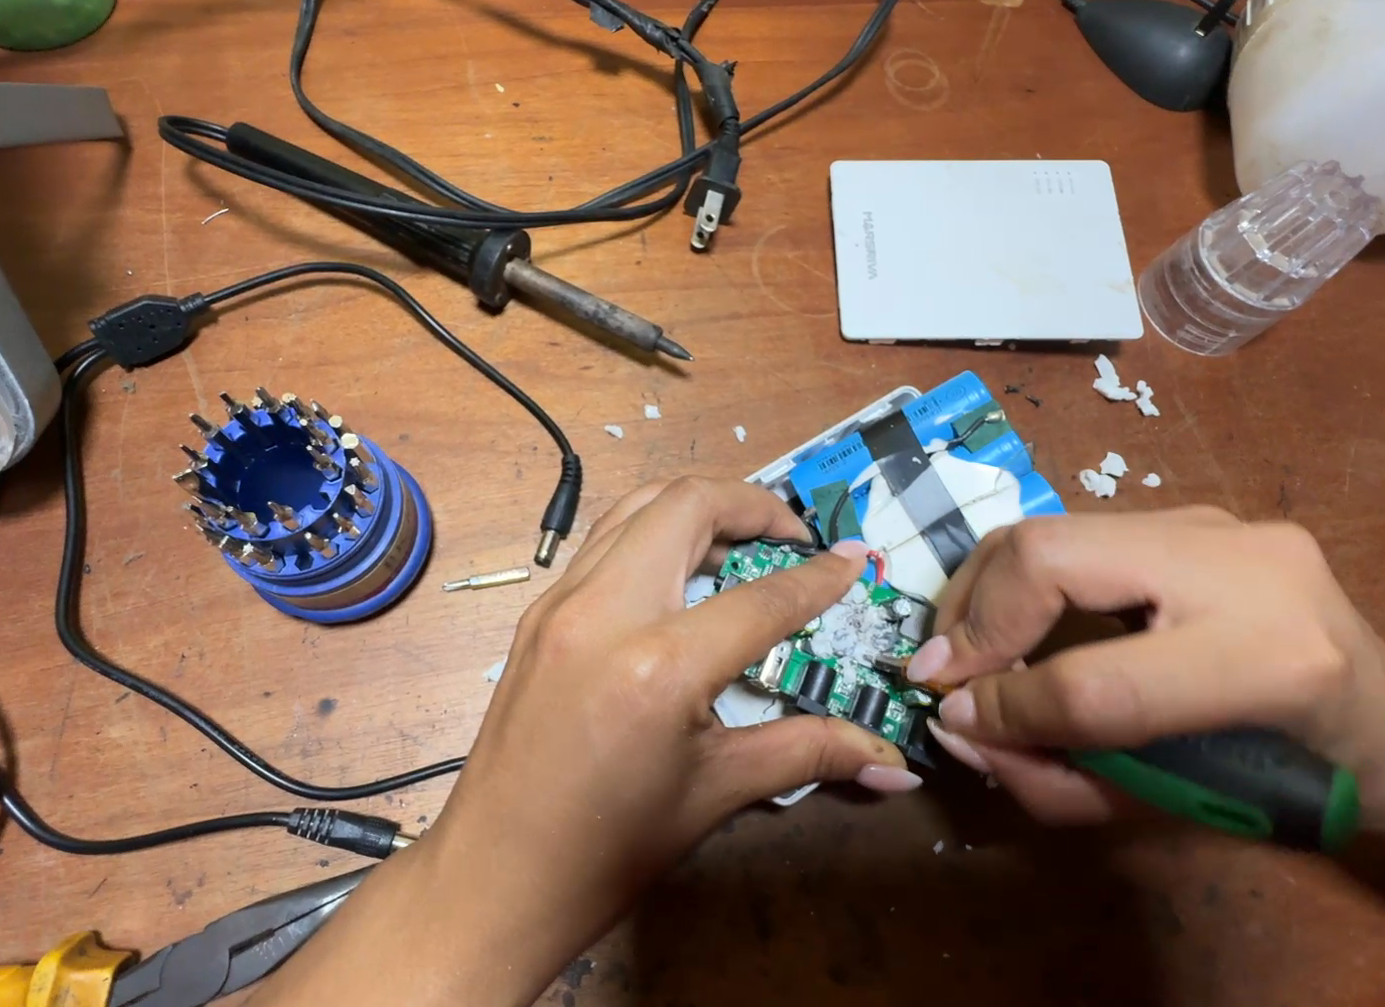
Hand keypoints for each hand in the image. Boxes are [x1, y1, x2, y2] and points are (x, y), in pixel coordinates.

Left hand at [369, 478, 915, 1004]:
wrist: (492, 879)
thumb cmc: (608, 851)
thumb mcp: (715, 793)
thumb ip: (807, 752)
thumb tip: (892, 759)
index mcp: (658, 664)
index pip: (759, 598)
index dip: (817, 578)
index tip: (852, 562)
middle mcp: (603, 610)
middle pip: (686, 505)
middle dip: (751, 505)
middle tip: (791, 539)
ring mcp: (560, 602)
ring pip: (636, 507)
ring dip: (696, 510)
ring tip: (739, 546)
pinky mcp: (537, 612)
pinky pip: (603, 541)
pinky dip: (652, 534)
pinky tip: (677, 577)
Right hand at [906, 508, 1384, 840]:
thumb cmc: (1299, 785)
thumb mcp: (1179, 809)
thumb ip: (1056, 776)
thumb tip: (956, 728)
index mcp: (1273, 660)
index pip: (1095, 682)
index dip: (1008, 704)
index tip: (953, 718)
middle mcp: (1241, 563)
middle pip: (1049, 559)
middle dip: (973, 618)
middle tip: (941, 669)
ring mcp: (1211, 521)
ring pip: (1042, 531)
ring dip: (978, 591)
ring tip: (964, 643)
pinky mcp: (1184, 513)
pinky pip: (1062, 533)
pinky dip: (1010, 576)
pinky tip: (1004, 615)